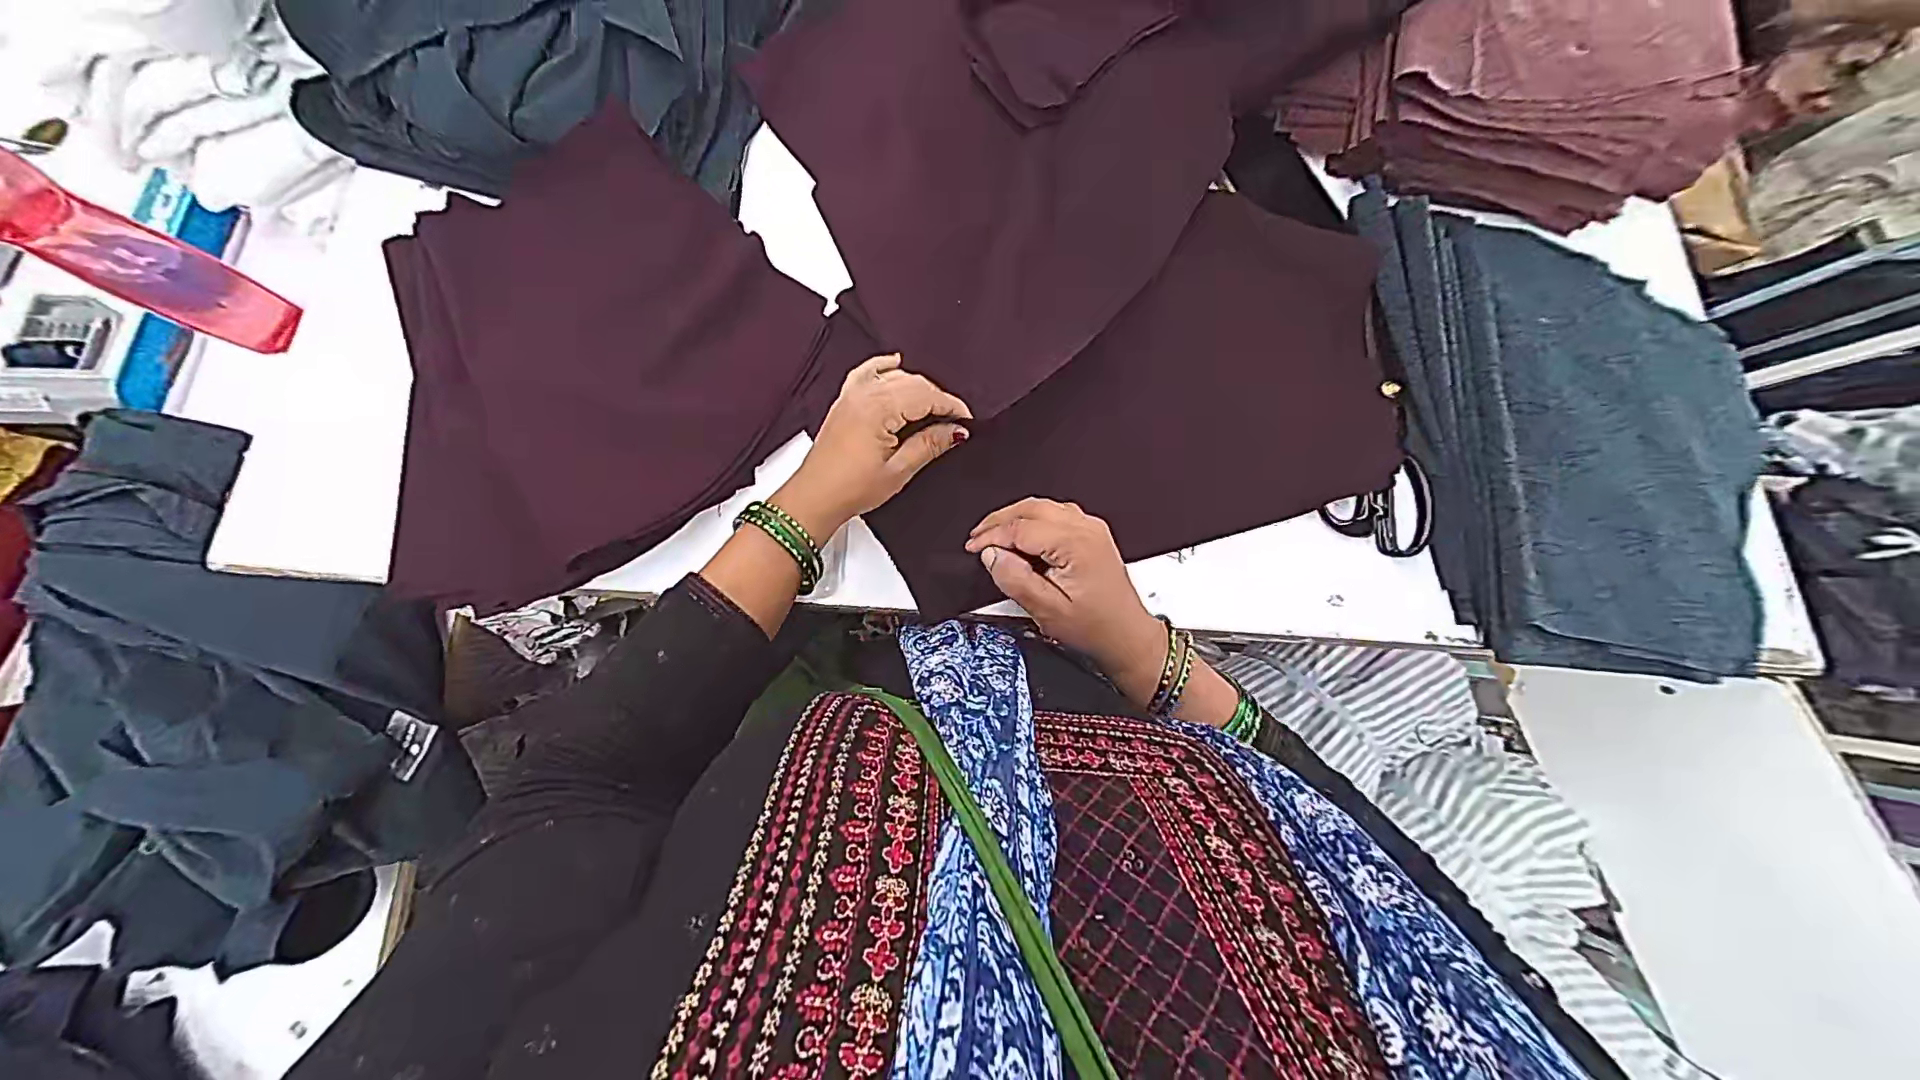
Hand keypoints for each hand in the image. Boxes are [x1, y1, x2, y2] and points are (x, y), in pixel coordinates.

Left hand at [771, 355, 971, 540]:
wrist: (815, 497)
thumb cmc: (848, 488)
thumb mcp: (898, 470)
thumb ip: (929, 445)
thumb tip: (954, 431)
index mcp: (878, 409)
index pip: (926, 396)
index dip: (951, 406)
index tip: (966, 419)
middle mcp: (863, 396)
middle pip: (914, 383)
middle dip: (938, 399)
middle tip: (954, 421)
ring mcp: (852, 396)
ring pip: (895, 376)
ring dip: (918, 387)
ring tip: (933, 409)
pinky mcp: (844, 401)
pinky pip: (867, 372)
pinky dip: (884, 367)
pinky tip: (895, 364)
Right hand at [965, 499, 1168, 705]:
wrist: (1126, 636)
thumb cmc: (1096, 628)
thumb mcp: (1047, 611)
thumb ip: (1015, 579)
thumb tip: (992, 555)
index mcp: (1075, 544)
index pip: (1020, 527)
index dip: (992, 536)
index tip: (974, 547)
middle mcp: (1086, 529)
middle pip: (1031, 508)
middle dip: (998, 521)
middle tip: (977, 537)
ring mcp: (1091, 529)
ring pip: (1043, 507)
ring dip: (1015, 517)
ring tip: (994, 535)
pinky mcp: (1092, 534)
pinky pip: (1056, 514)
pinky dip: (1032, 519)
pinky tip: (1021, 535)